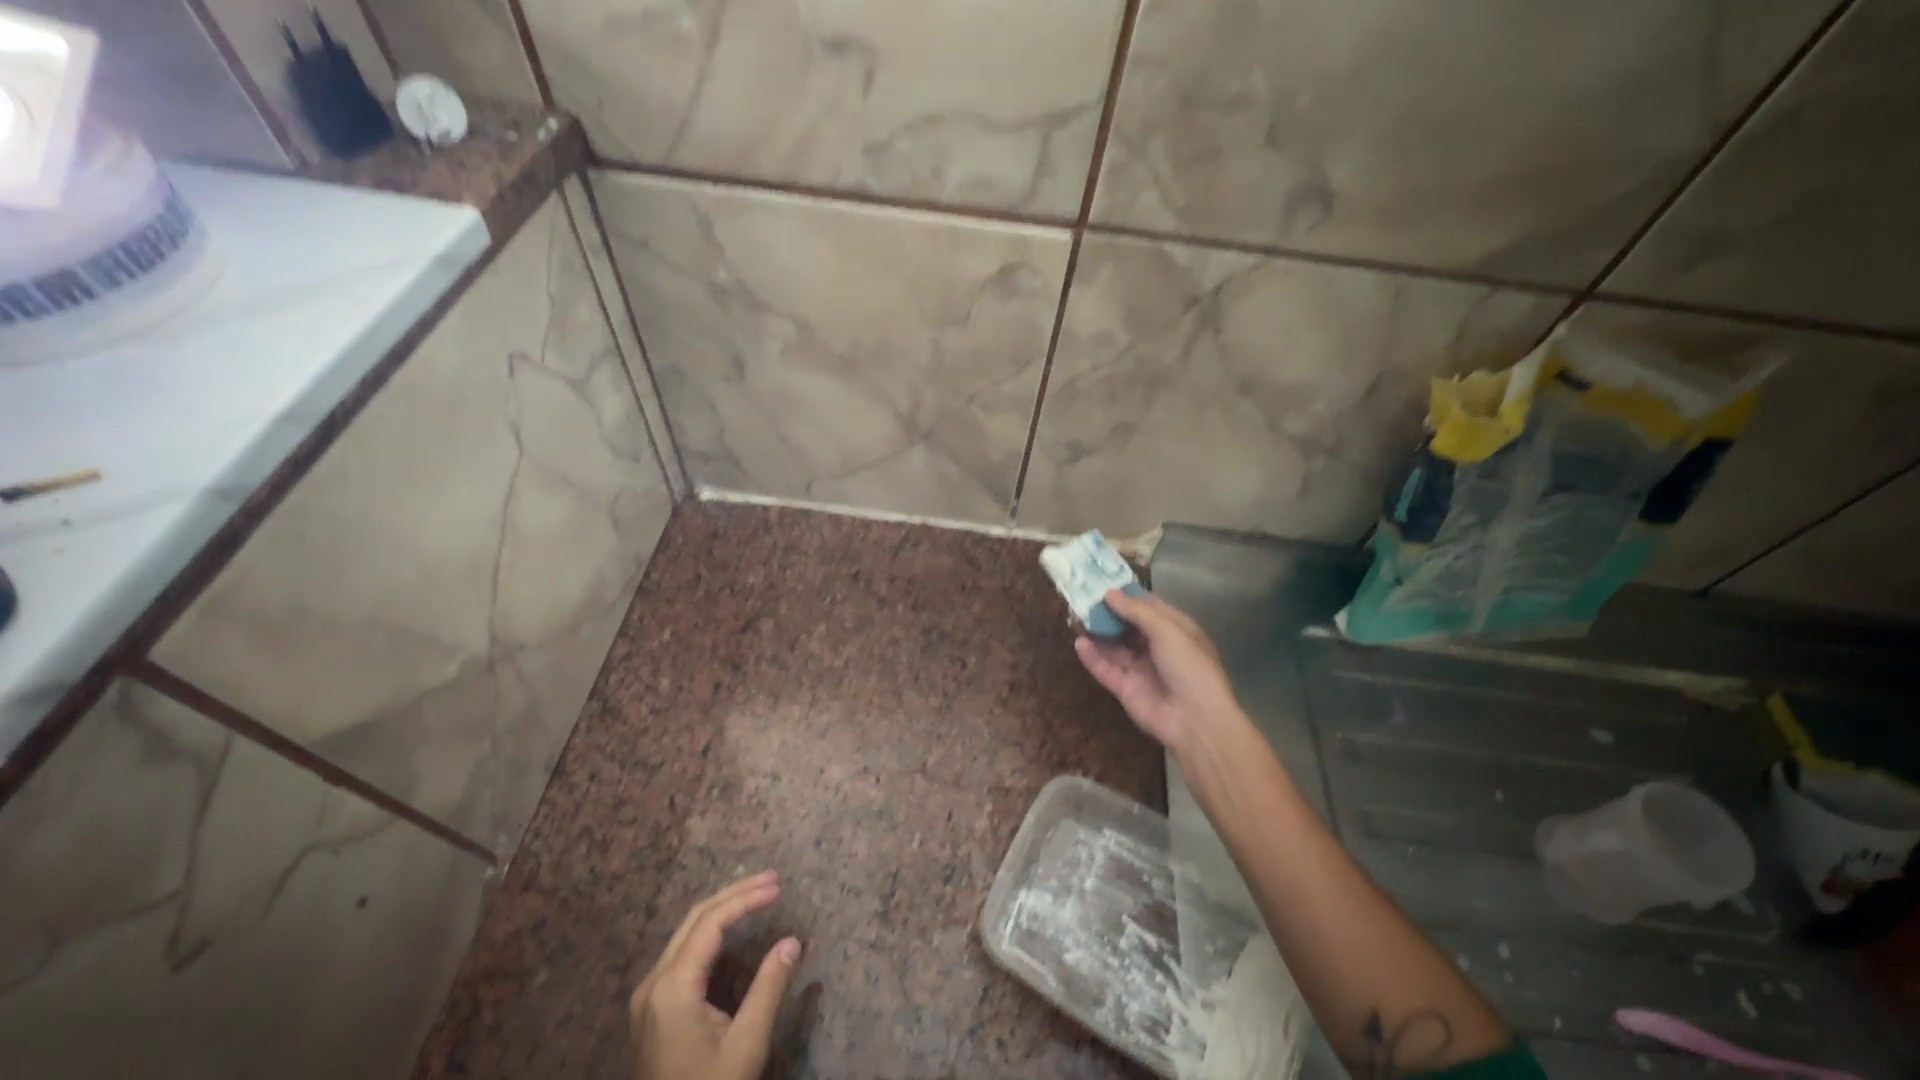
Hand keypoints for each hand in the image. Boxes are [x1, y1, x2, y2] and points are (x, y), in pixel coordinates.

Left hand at [630, 871, 800, 1079]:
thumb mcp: (746, 1043)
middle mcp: (653, 983)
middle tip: (773, 880)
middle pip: (693, 920)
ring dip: (721, 911)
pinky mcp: (651, 1008)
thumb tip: (792, 941)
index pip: (710, 923)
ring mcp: (647, 996)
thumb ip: (768, 988)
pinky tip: (732, 931)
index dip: (745, 899)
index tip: (779, 887)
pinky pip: (680, 955)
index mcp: (672, 988)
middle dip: (734, 894)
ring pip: (684, 935)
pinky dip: (709, 934)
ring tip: (758, 895)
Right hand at [1074, 589, 1246, 756]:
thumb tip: (1110, 594)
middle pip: (1128, 627)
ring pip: (1114, 647)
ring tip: (1074, 616)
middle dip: (1108, 614)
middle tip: (1083, 598)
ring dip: (1097, 633)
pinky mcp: (1125, 689)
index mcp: (1176, 631)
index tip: (1103, 582)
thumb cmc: (1189, 666)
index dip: (1128, 596)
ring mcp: (1140, 669)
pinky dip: (1092, 657)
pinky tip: (1079, 643)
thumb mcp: (1168, 630)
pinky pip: (1105, 669)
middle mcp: (1157, 648)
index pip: (1149, 608)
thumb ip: (1137, 611)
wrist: (1195, 719)